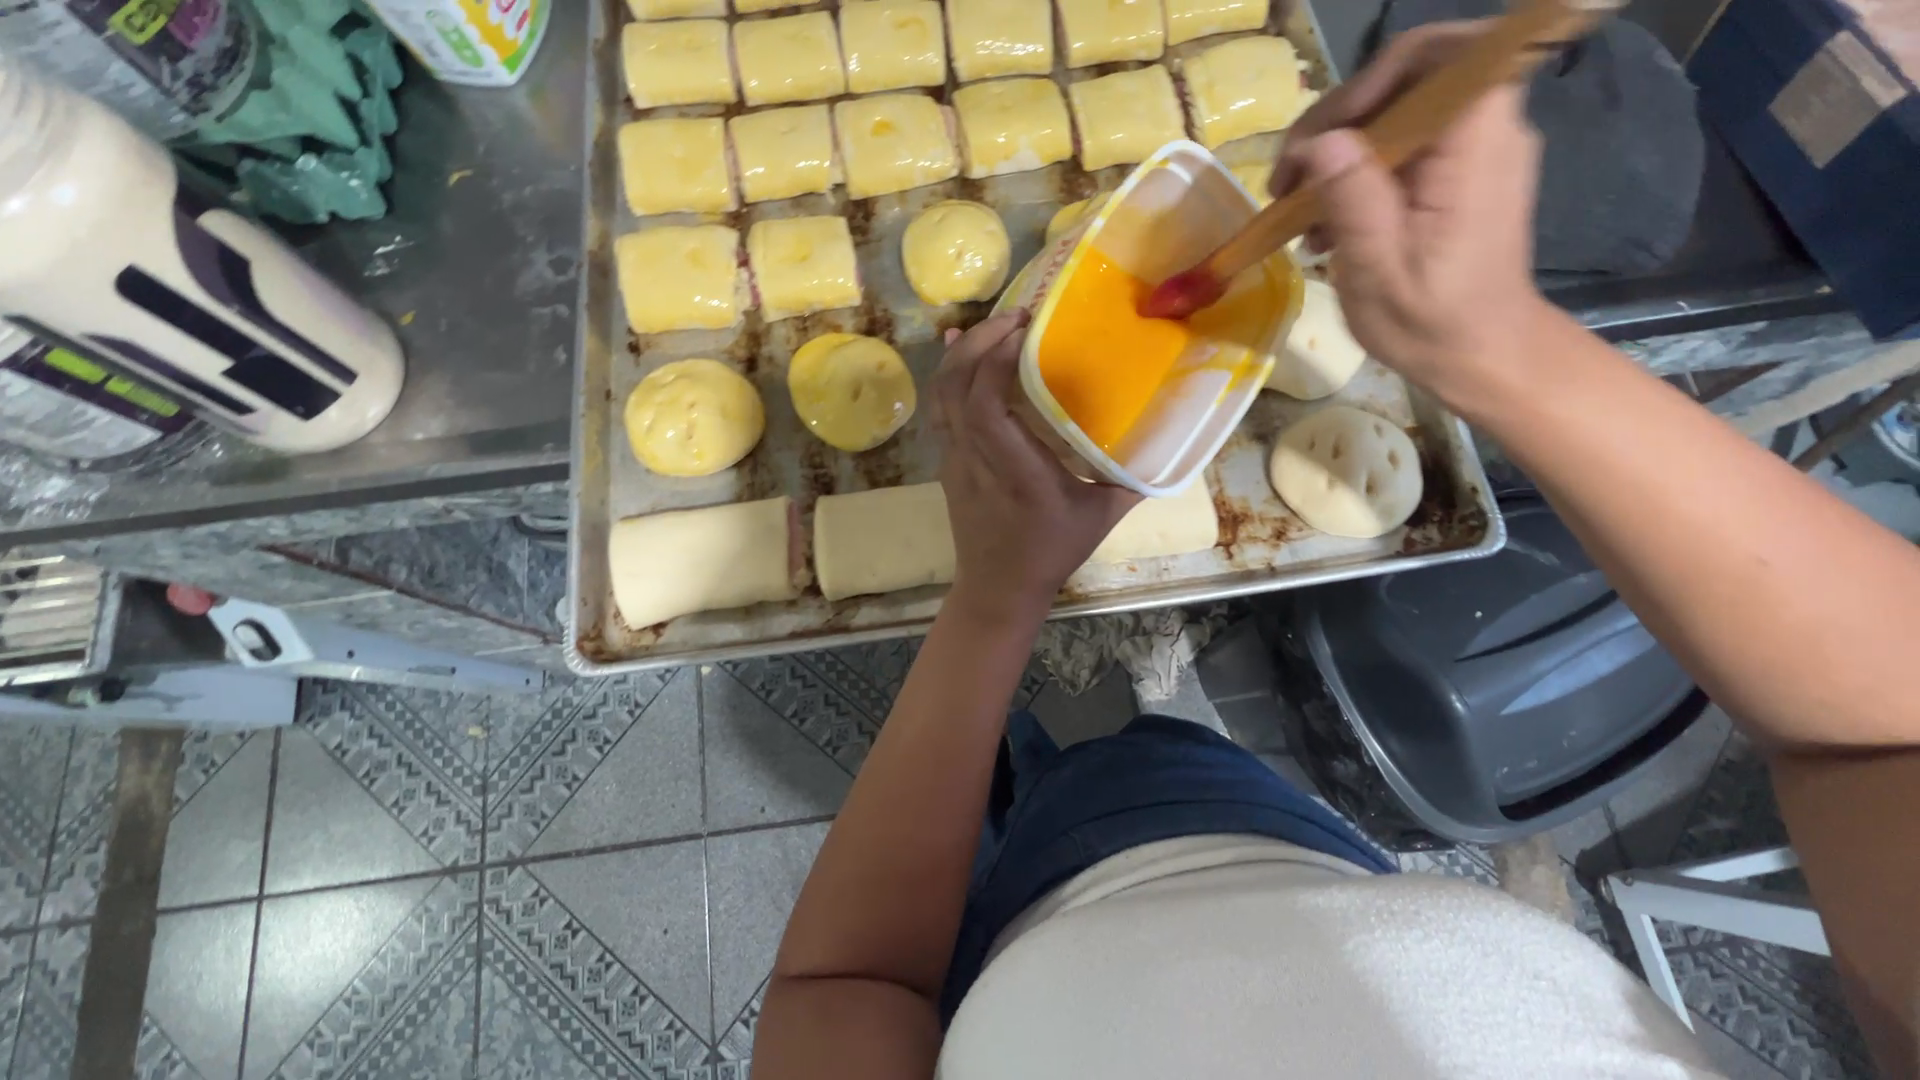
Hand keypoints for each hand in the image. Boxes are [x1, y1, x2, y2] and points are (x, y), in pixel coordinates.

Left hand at [931, 312, 1140, 625]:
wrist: (998, 588)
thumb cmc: (1051, 553)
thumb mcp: (1101, 517)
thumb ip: (1132, 477)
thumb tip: (1171, 436)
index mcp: (1016, 472)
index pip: (985, 405)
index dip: (995, 359)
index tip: (1026, 330)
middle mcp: (976, 459)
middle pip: (956, 388)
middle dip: (981, 342)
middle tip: (1019, 316)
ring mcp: (954, 459)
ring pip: (941, 395)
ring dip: (963, 354)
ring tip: (994, 326)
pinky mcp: (947, 461)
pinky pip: (940, 408)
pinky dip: (950, 374)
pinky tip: (961, 348)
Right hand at [1272, 21, 1557, 405]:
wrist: (1483, 356)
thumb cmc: (1432, 323)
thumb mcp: (1378, 268)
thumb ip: (1353, 196)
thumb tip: (1320, 142)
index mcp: (1474, 145)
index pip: (1443, 53)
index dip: (1377, 76)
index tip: (1328, 130)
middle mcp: (1485, 131)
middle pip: (1408, 81)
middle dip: (1338, 121)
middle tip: (1287, 178)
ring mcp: (1473, 151)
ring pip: (1399, 114)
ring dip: (1339, 152)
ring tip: (1296, 208)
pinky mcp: (1458, 174)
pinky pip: (1404, 148)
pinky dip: (1357, 174)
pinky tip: (1324, 222)